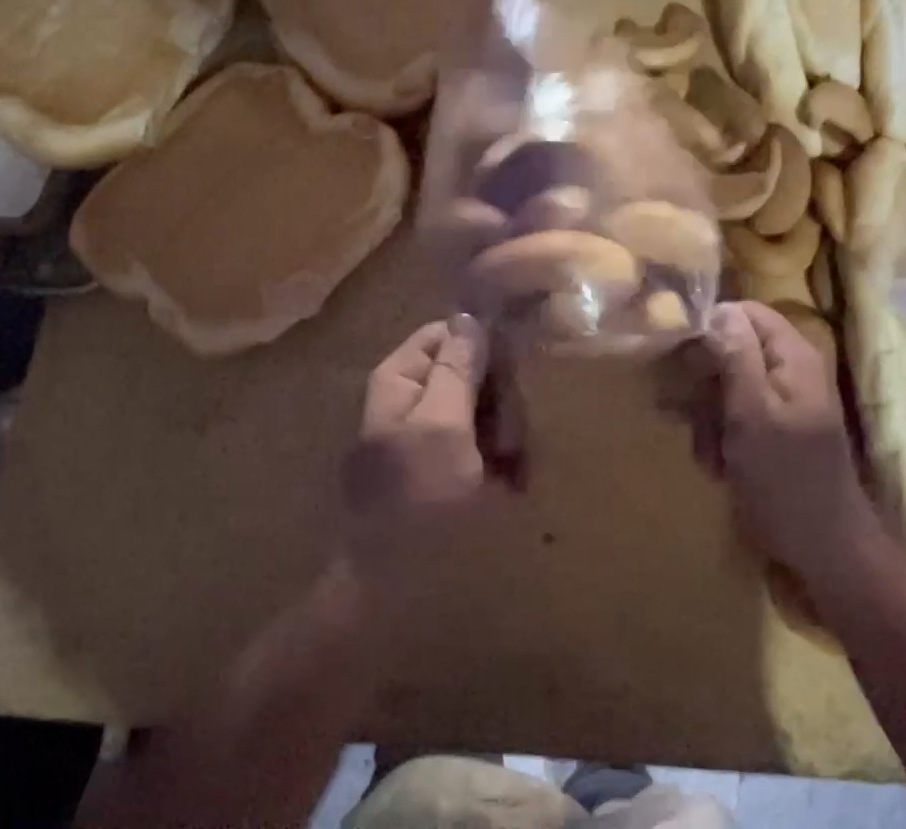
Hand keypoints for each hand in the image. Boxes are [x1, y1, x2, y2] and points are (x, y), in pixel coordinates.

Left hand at [343, 315, 505, 597]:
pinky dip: (502, 462)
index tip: (514, 376)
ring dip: (508, 435)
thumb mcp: (441, 427)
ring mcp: (430, 438)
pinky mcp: (446, 471)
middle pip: (472, 372)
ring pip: (485, 410)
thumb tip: (469, 314)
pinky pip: (483, 446)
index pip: (450, 333)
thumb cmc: (418, 504)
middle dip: (501, 401)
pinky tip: (514, 486)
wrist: (392, 592)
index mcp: (401, 380)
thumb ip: (457, 369)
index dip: (486, 348)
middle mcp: (412, 401)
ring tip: (514, 470)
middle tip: (510, 440)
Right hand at [702, 302, 879, 584]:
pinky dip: (718, 440)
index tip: (679, 356)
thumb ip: (735, 357)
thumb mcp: (752, 413)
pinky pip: (732, 419)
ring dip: (706, 419)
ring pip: (724, 388)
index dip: (710, 327)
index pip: (745, 313)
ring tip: (709, 455)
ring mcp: (779, 405)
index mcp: (793, 357)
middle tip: (686, 414)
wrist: (821, 546)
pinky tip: (717, 468)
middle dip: (703, 384)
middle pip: (730, 350)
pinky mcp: (769, 433)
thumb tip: (718, 308)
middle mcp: (788, 373)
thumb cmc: (785, 478)